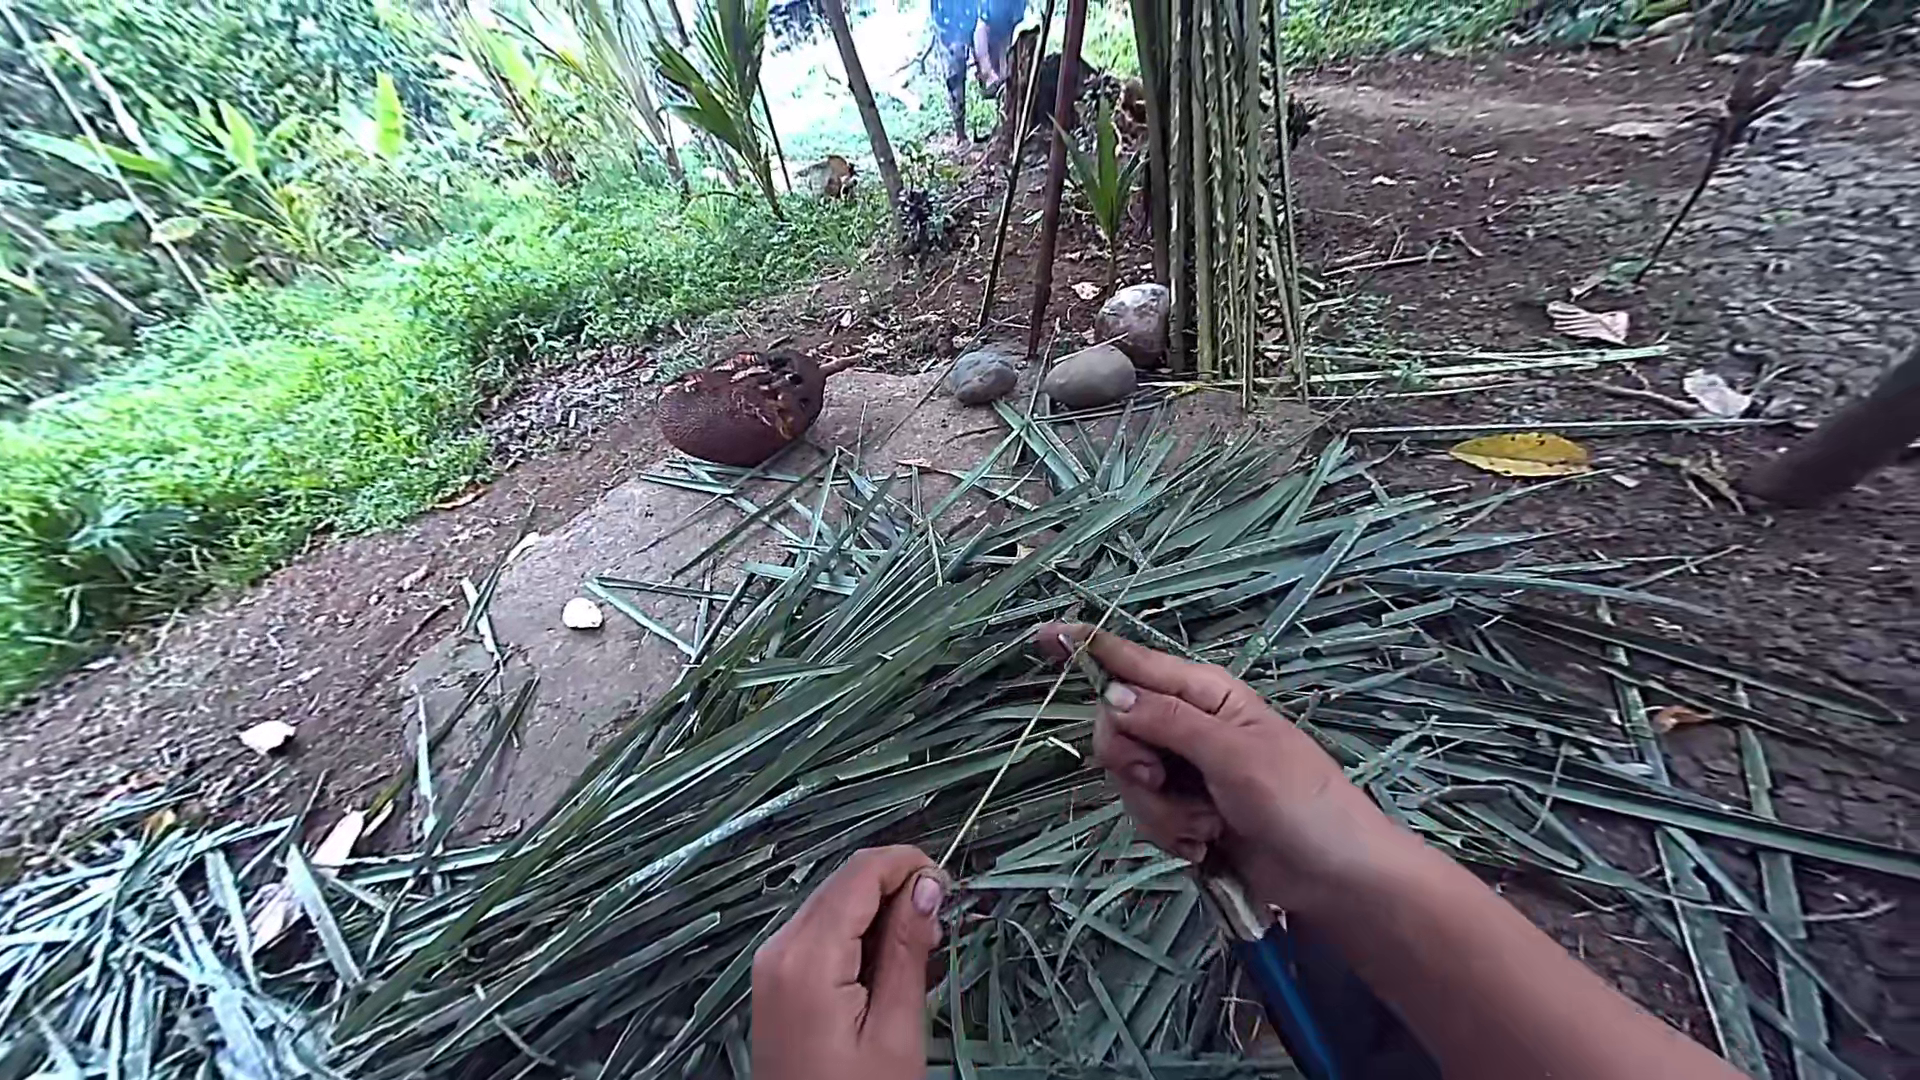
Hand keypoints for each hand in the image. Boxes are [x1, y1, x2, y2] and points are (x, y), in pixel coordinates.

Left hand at [752, 847, 946, 1079]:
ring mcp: (775, 959)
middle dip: (896, 885)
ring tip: (918, 945)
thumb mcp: (895, 1033)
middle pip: (847, 879)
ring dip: (881, 906)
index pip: (861, 872)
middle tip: (937, 918)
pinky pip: (825, 924)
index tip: (944, 884)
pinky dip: (860, 928)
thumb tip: (926, 884)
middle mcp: (781, 945)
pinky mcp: (779, 973)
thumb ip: (908, 947)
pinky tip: (887, 960)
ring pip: (838, 897)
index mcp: (807, 957)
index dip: (907, 864)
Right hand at [1036, 622, 1412, 914]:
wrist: (1335, 881)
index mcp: (1200, 691)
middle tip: (1161, 780)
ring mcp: (1178, 763)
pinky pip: (1141, 808)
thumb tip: (1110, 695)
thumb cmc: (1300, 802)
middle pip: (1115, 723)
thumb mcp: (1236, 754)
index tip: (1041, 637)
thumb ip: (1169, 721)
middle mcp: (1182, 719)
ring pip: (1123, 773)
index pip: (1131, 660)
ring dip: (1158, 807)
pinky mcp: (1177, 804)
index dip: (1085, 647)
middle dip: (1131, 760)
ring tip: (1205, 824)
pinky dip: (1167, 830)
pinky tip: (1204, 841)